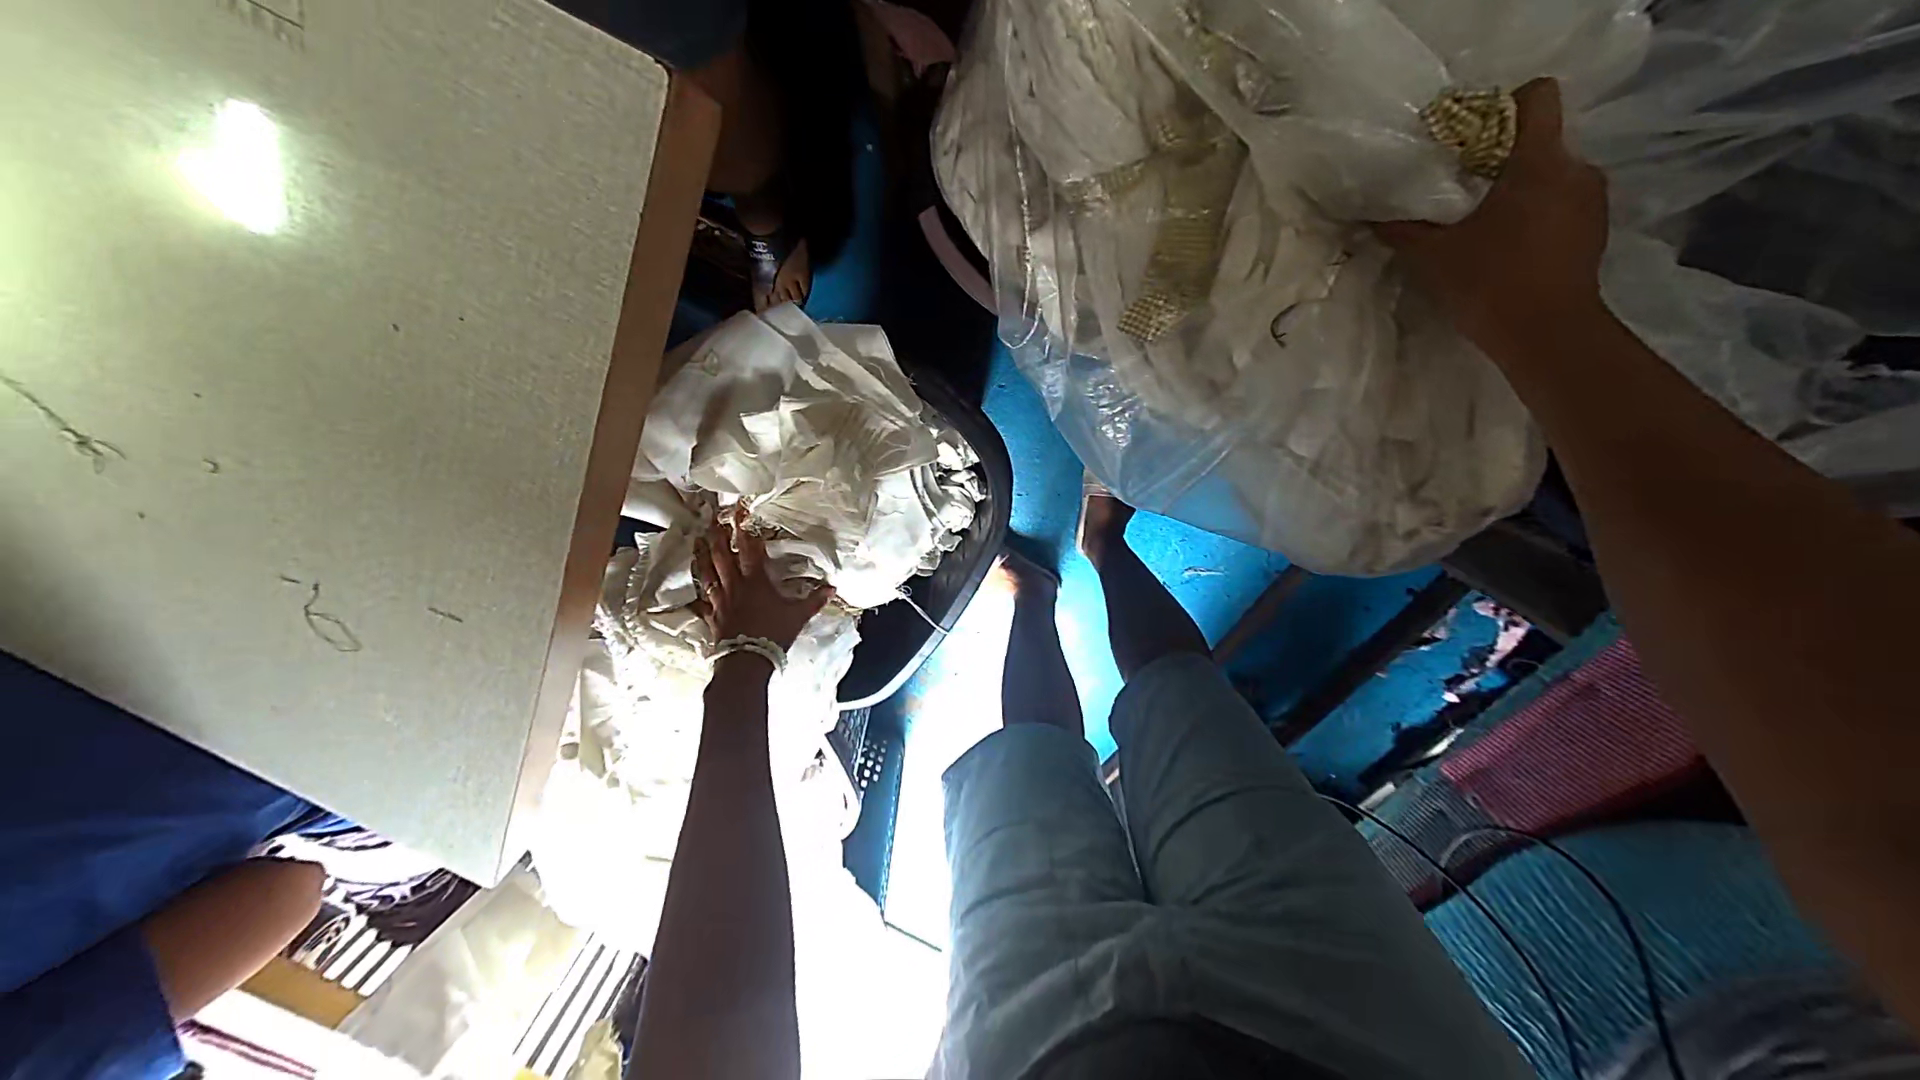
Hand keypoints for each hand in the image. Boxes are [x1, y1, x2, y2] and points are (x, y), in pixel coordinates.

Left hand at [694, 521, 834, 650]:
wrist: (747, 661)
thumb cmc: (773, 634)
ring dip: (702, 555)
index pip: (750, 549)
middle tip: (712, 520)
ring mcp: (720, 601)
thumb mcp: (798, 616)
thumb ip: (814, 600)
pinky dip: (696, 594)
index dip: (744, 529)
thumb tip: (831, 588)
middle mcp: (734, 586)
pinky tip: (692, 589)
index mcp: (756, 581)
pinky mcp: (712, 616)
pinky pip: (701, 601)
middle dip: (717, 536)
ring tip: (697, 541)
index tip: (739, 513)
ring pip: (707, 573)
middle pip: (722, 556)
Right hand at [1375, 78, 1609, 360]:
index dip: (1501, 106)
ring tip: (1481, 222)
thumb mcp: (1433, 257)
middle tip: (1460, 190)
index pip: (1537, 98)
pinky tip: (1505, 244)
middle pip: (1538, 141)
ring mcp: (1590, 198)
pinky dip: (1533, 213)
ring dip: (1516, 190)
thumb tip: (1372, 217)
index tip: (1467, 137)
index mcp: (1538, 163)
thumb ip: (1403, 230)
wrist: (1545, 331)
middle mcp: (1574, 169)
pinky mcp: (1593, 226)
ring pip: (1549, 174)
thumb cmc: (1489, 283)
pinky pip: (1560, 202)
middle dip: (1499, 159)